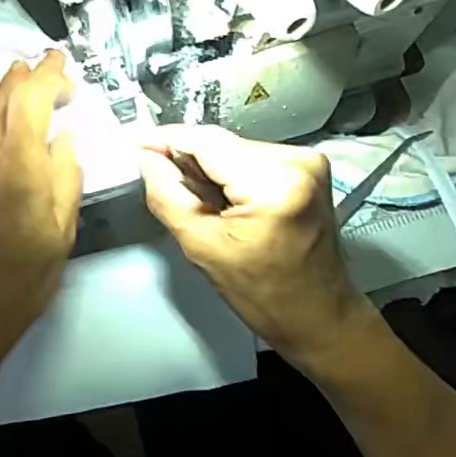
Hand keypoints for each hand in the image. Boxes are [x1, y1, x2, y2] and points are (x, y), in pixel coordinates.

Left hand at [0, 51, 81, 422]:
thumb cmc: (21, 283)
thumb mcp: (62, 233)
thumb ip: (65, 177)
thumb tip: (61, 138)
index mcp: (17, 167)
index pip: (31, 99)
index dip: (48, 75)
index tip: (63, 65)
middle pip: (1, 97)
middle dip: (26, 77)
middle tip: (48, 69)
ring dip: (0, 91)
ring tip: (19, 81)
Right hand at [137, 126, 373, 377]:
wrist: (319, 316)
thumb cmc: (265, 295)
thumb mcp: (202, 247)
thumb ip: (167, 195)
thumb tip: (146, 158)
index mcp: (274, 184)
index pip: (206, 142)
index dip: (166, 141)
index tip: (136, 145)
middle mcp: (297, 161)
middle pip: (220, 143)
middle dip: (186, 157)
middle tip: (158, 179)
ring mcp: (307, 161)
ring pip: (234, 148)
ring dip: (207, 167)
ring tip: (197, 202)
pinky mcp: (309, 167)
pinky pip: (253, 158)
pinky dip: (230, 173)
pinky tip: (222, 200)